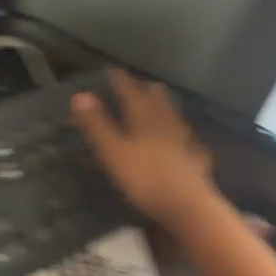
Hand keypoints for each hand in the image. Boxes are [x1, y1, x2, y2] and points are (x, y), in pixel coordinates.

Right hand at [72, 69, 220, 227]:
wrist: (188, 205)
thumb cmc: (145, 177)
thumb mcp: (113, 152)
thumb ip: (97, 124)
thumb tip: (80, 95)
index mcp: (144, 114)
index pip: (129, 88)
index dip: (118, 79)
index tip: (110, 71)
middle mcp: (166, 119)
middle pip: (156, 95)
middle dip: (143, 88)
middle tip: (132, 87)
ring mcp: (184, 136)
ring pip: (172, 112)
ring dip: (161, 106)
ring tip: (152, 108)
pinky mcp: (195, 155)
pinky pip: (184, 136)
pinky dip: (176, 132)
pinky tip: (176, 140)